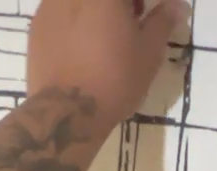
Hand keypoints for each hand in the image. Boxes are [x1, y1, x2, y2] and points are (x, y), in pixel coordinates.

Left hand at [27, 0, 187, 128]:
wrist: (67, 113)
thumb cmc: (116, 81)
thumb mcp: (148, 53)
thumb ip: (163, 21)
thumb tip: (179, 6)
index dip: (143, 3)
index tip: (148, 14)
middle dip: (122, 6)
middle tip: (129, 22)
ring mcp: (52, 3)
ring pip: (79, 2)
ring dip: (95, 12)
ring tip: (104, 36)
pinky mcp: (37, 24)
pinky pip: (60, 11)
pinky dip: (74, 20)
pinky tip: (82, 48)